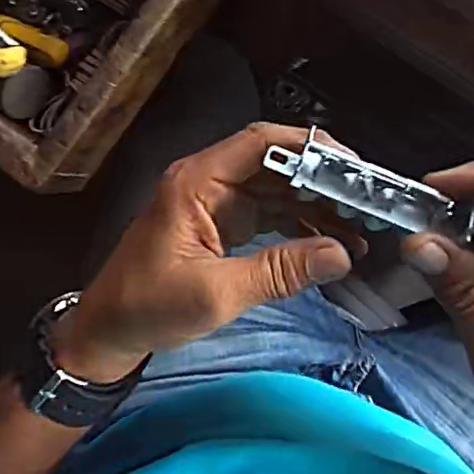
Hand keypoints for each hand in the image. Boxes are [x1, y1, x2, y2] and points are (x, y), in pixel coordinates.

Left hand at [54, 123, 356, 380]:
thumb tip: (340, 255)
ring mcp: (220, 201)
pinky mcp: (227, 223)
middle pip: (277, 162)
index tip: (351, 168)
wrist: (108, 331)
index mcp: (198, 181)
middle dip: (323, 179)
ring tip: (357, 227)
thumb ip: (279, 271)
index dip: (309, 147)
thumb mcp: (216, 293)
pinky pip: (273, 212)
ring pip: (280, 187)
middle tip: (365, 200)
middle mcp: (211, 181)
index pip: (261, 142)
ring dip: (317, 203)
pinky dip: (302, 223)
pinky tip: (330, 240)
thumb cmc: (147, 307)